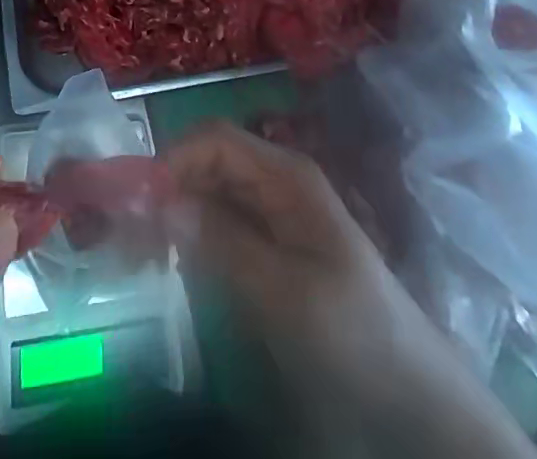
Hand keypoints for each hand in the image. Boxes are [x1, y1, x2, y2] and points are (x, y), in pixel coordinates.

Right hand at [165, 122, 536, 458]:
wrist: (409, 395)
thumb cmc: (351, 334)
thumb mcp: (284, 291)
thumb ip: (221, 242)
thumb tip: (159, 200)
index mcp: (284, 176)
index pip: (211, 140)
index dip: (169, 161)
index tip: (132, 206)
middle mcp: (274, 183)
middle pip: (204, 162)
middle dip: (162, 187)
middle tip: (126, 236)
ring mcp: (271, 215)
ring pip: (205, 193)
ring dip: (169, 213)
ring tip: (138, 254)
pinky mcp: (267, 248)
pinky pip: (216, 225)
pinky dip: (187, 237)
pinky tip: (169, 265)